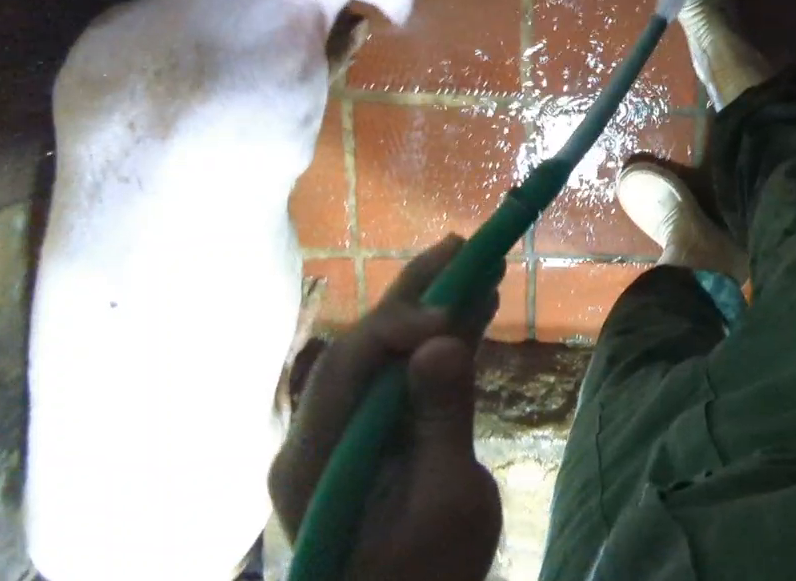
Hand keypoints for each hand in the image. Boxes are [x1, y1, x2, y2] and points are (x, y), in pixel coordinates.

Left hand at [269, 236, 501, 580]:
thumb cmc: (427, 577)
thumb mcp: (446, 506)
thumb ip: (442, 421)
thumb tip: (444, 342)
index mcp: (315, 459)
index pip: (346, 366)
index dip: (400, 326)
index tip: (456, 314)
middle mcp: (322, 435)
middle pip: (364, 345)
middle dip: (416, 294)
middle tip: (463, 246)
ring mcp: (352, 434)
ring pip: (389, 352)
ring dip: (436, 307)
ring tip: (480, 265)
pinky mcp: (381, 435)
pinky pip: (408, 374)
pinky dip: (443, 339)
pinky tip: (475, 309)